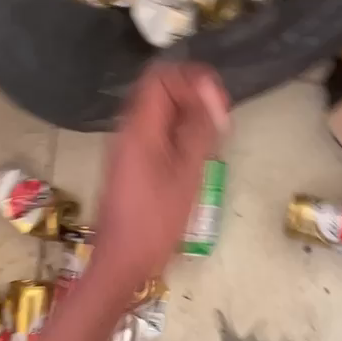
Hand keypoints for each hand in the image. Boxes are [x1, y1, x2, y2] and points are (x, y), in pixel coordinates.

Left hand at [89, 63, 229, 293]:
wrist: (121, 262)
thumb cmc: (155, 222)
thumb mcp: (186, 175)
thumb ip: (198, 131)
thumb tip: (211, 96)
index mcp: (138, 128)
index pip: (160, 78)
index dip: (191, 79)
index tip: (218, 99)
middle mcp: (127, 131)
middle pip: (157, 91)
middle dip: (191, 94)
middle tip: (220, 114)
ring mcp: (126, 148)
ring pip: (157, 113)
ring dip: (186, 114)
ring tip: (213, 133)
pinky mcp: (130, 164)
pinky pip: (154, 132)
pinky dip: (177, 132)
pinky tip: (196, 153)